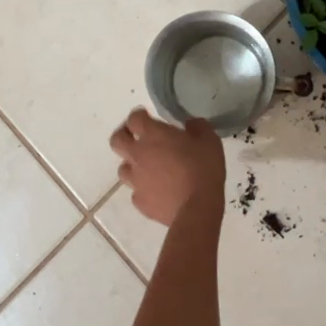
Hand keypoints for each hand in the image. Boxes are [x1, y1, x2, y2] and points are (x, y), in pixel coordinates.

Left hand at [110, 108, 225, 225]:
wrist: (197, 209)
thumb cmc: (203, 168)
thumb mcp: (209, 140)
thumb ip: (198, 127)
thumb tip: (190, 124)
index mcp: (152, 135)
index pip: (134, 118)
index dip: (138, 115)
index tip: (146, 116)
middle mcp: (138, 155)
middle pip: (117, 140)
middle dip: (124, 136)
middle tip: (136, 137)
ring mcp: (136, 181)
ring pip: (123, 168)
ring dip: (133, 165)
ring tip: (148, 167)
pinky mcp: (140, 202)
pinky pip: (137, 192)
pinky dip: (144, 188)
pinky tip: (157, 191)